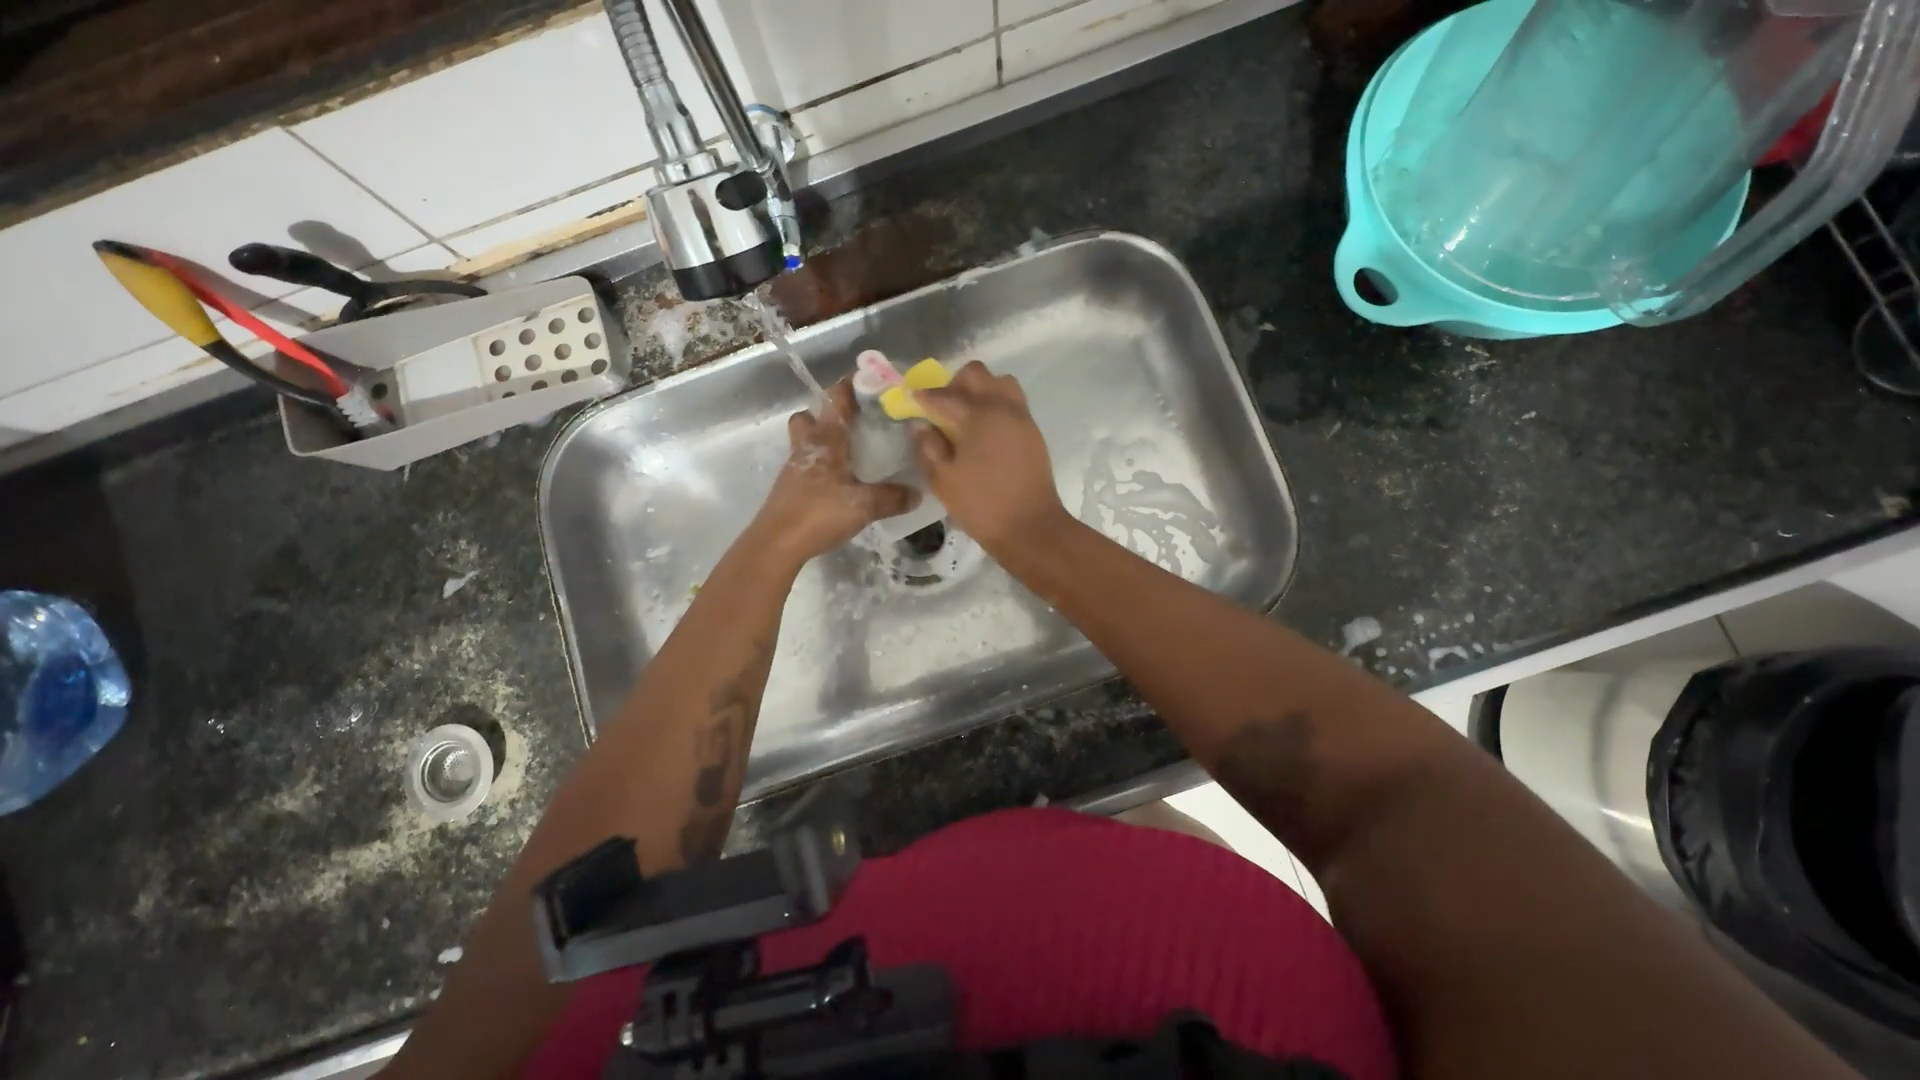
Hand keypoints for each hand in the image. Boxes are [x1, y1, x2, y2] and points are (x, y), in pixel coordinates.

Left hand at [752, 379, 916, 565]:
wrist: (776, 543)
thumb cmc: (819, 513)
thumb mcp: (864, 506)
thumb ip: (892, 497)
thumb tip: (918, 493)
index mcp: (826, 440)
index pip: (836, 400)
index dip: (851, 385)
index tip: (870, 379)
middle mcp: (807, 446)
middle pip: (810, 416)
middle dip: (828, 412)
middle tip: (855, 420)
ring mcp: (795, 468)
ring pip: (806, 440)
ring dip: (824, 439)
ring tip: (851, 451)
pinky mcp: (790, 488)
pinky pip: (807, 464)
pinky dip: (822, 465)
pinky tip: (840, 480)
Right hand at [909, 361, 1071, 550]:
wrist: (1030, 527)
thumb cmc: (981, 505)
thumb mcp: (943, 480)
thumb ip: (927, 447)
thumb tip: (920, 425)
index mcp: (978, 415)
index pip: (944, 395)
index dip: (924, 396)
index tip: (911, 398)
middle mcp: (1002, 407)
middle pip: (977, 374)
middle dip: (955, 384)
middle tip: (942, 408)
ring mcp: (1022, 418)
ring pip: (1000, 383)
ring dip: (981, 390)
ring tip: (966, 416)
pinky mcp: (1033, 432)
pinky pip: (1012, 402)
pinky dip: (996, 405)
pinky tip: (983, 431)